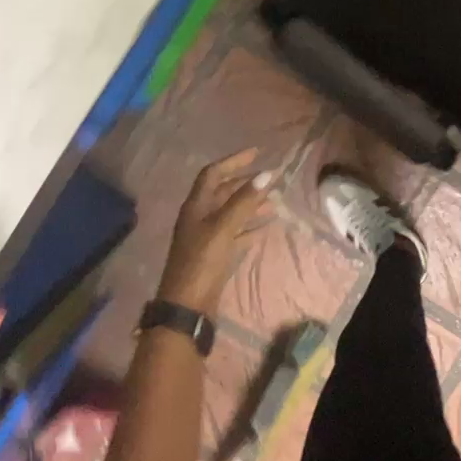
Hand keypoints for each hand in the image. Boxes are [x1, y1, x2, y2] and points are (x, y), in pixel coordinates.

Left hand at [157, 149, 277, 314]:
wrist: (187, 307)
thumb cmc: (201, 262)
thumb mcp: (222, 228)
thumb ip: (244, 201)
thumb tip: (267, 173)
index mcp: (195, 206)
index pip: (213, 173)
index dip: (234, 161)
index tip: (257, 153)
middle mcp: (199, 217)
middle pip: (223, 192)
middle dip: (246, 183)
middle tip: (271, 179)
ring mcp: (206, 238)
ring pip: (230, 213)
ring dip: (250, 204)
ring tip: (274, 202)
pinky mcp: (214, 256)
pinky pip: (235, 234)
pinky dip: (250, 227)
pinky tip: (266, 226)